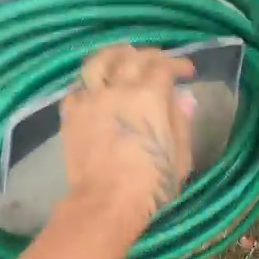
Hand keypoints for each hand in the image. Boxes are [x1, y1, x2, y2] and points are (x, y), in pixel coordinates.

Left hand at [60, 45, 197, 223]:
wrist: (107, 202)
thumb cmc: (152, 185)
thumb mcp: (180, 157)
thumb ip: (181, 123)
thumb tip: (183, 99)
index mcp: (149, 96)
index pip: (164, 66)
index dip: (177, 64)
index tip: (188, 71)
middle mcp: (118, 88)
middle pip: (131, 57)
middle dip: (149, 56)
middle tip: (158, 63)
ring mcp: (90, 99)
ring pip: (98, 62)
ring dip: (113, 56)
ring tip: (121, 59)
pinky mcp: (70, 115)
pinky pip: (77, 89)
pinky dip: (89, 84)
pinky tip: (95, 90)